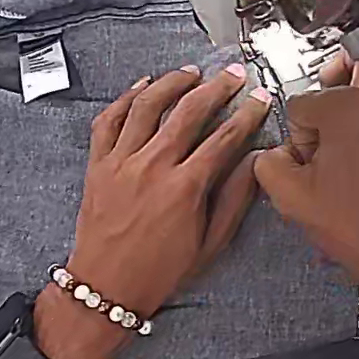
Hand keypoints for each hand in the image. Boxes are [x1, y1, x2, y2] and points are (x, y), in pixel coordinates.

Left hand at [34, 64, 271, 358]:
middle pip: (189, 111)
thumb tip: (254, 163)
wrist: (106, 286)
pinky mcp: (98, 164)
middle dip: (216, 87)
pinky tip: (143, 86)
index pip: (225, 137)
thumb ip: (234, 199)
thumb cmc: (159, 270)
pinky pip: (109, 119)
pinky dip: (126, 97)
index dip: (247, 114)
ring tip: (191, 72)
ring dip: (172, 83)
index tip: (259, 99)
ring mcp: (121, 162)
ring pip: (148, 105)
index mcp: (185, 188)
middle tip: (231, 75)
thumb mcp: (210, 244)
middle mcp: (153, 167)